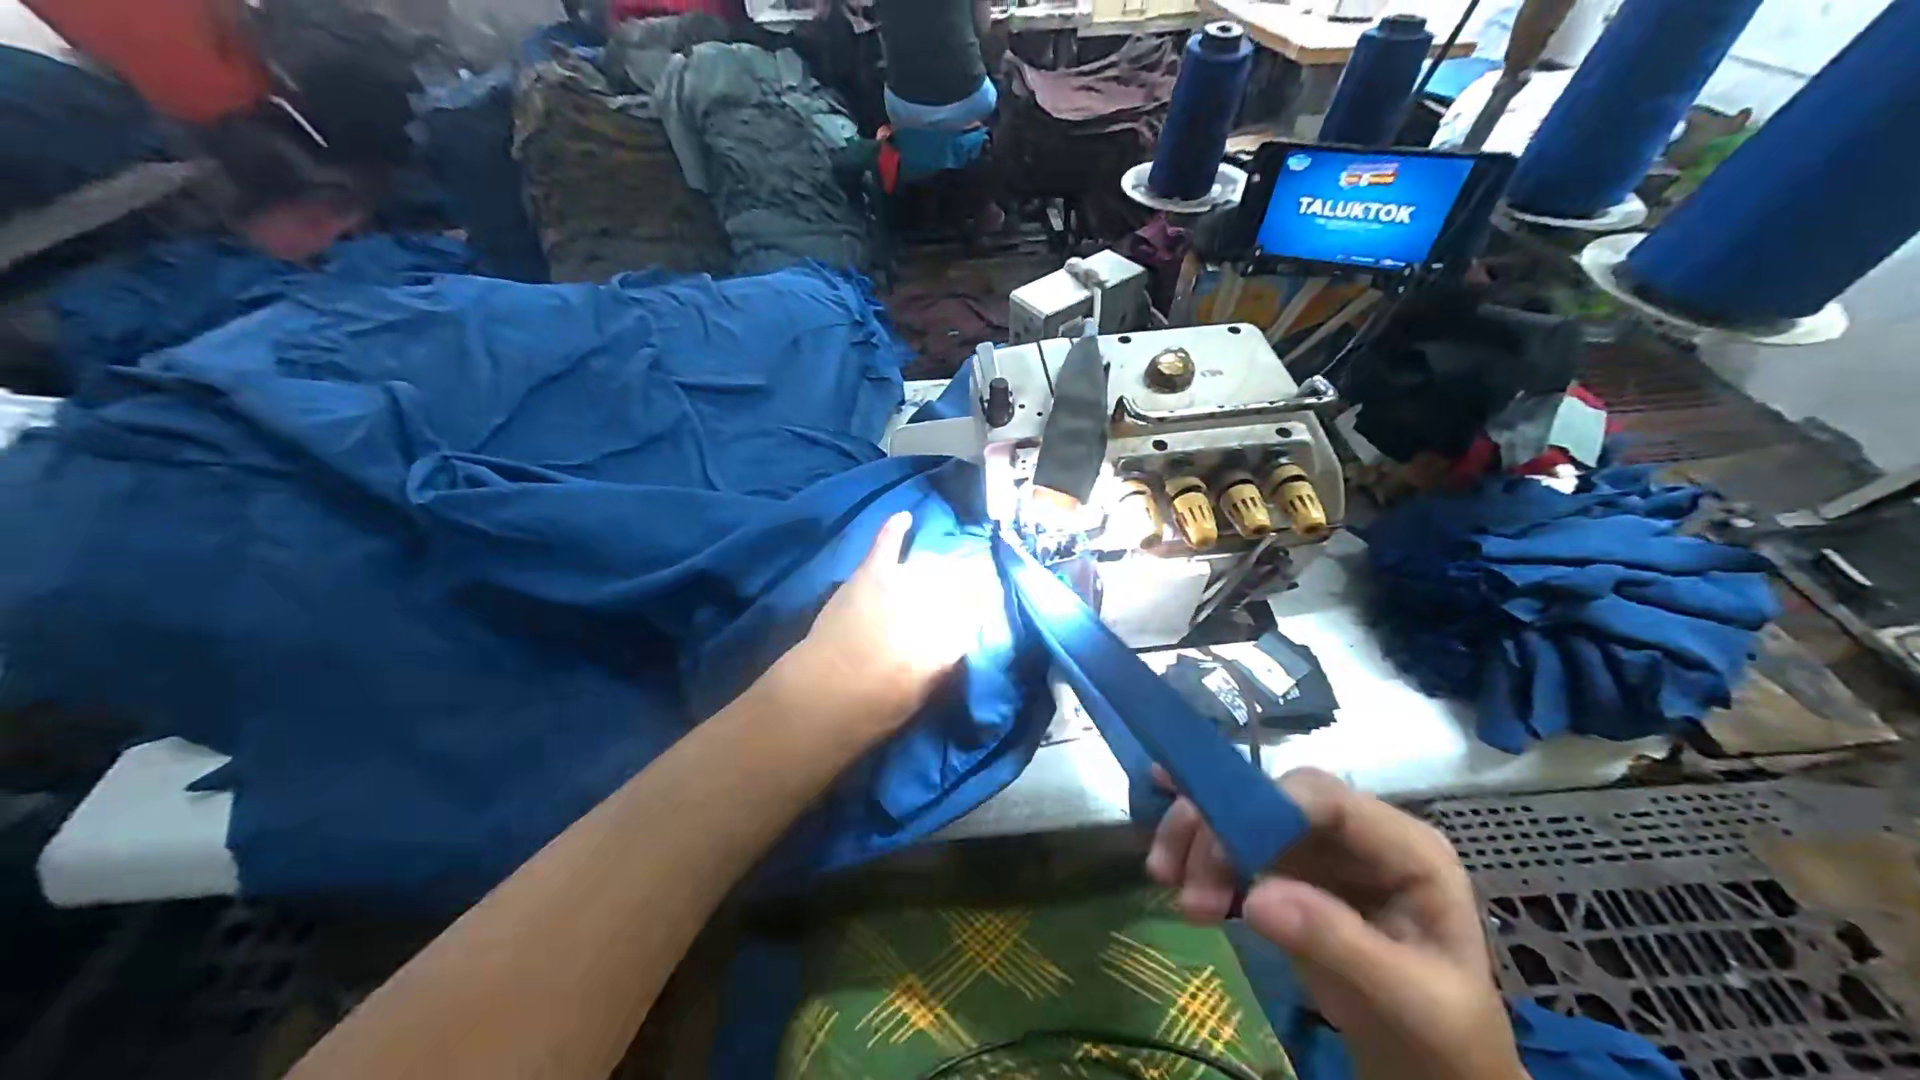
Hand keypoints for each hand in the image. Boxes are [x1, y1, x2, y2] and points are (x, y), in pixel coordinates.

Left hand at [782, 512, 984, 734]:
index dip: (983, 602)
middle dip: (963, 584)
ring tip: (937, 572)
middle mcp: (936, 601)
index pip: (979, 608)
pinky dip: (894, 529)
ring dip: (934, 569)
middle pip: (958, 581)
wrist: (828, 693)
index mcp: (954, 635)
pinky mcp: (871, 573)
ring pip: (929, 565)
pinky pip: (887, 545)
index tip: (986, 602)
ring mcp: (902, 582)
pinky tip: (903, 517)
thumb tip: (956, 637)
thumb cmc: (880, 707)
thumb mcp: (928, 687)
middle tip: (962, 590)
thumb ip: (945, 657)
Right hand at [1147, 768, 1524, 1079]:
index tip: (1216, 847)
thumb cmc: (1439, 1036)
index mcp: (1404, 847)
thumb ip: (1337, 941)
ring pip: (1242, 816)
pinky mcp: (1287, 871)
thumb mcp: (1405, 998)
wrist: (1429, 1071)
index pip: (1327, 799)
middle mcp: (1354, 834)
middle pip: (1271, 800)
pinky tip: (1168, 867)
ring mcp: (1318, 850)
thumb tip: (1257, 897)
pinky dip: (1197, 855)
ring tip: (1169, 886)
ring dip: (1196, 841)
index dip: (1265, 805)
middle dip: (1216, 827)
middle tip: (1174, 875)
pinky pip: (1233, 846)